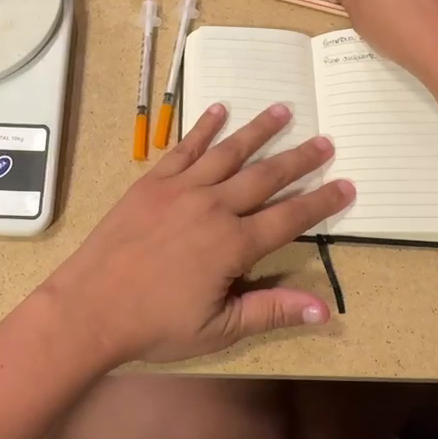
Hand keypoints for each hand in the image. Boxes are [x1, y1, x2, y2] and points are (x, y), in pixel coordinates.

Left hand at [42, 103, 353, 364]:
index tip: (346, 185)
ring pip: (229, 153)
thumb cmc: (154, 324)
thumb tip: (324, 309)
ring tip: (284, 110)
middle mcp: (213, 207)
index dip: (320, 202)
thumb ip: (271, 311)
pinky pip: (184, 148)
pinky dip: (203, 128)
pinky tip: (219, 109)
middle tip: (326, 140)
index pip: (289, 218)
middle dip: (299, 159)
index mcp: (232, 245)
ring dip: (258, 131)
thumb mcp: (218, 329)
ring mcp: (181, 189)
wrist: (91, 305)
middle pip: (265, 177)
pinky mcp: (153, 182)